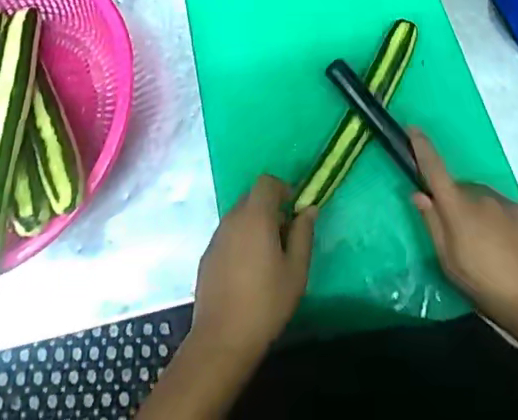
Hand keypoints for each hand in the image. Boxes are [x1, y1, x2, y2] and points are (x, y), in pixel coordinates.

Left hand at [191, 175, 316, 356]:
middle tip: (286, 235)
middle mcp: (232, 218)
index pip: (266, 182)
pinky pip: (229, 233)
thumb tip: (309, 209)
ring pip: (239, 215)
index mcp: (255, 216)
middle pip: (252, 196)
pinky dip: (241, 239)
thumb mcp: (296, 270)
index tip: (295, 209)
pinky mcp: (208, 253)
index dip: (283, 188)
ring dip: (255, 223)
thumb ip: (303, 234)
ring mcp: (217, 235)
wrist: (222, 336)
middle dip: (270, 207)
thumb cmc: (266, 302)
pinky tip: (249, 270)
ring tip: (269, 256)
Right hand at [410, 128, 517, 326]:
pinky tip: (507, 249)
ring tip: (486, 247)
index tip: (413, 128)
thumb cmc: (487, 285)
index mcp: (458, 206)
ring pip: (484, 201)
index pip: (434, 168)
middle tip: (457, 233)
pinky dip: (500, 223)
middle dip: (455, 203)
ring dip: (479, 214)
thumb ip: (433, 224)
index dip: (422, 146)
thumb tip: (419, 195)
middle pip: (460, 190)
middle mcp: (482, 196)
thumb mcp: (449, 262)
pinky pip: (505, 212)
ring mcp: (508, 204)